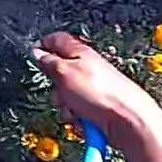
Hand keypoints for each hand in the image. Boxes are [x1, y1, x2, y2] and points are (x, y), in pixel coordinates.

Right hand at [30, 31, 161, 145]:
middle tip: (60, 92)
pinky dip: (76, 117)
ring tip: (75, 109)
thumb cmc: (101, 93)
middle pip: (58, 73)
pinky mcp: (96, 107)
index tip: (33, 56)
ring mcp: (92, 88)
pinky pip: (76, 110)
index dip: (43, 46)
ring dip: (64, 105)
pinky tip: (83, 119)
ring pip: (65, 95)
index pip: (56, 40)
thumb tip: (37, 53)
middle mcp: (87, 68)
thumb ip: (48, 62)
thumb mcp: (65, 72)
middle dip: (54, 86)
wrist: (128, 120)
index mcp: (80, 52)